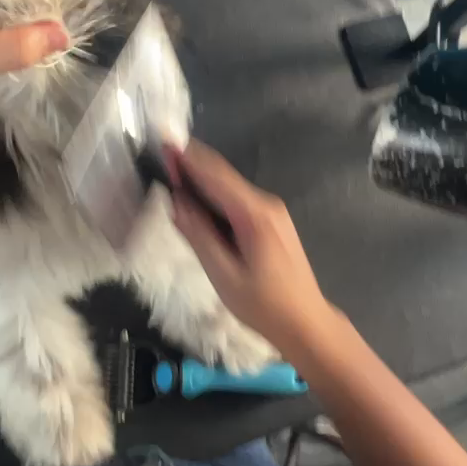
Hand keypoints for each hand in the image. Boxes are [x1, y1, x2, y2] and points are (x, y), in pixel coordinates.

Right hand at [165, 141, 338, 352]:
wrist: (306, 322)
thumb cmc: (263, 305)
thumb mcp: (223, 274)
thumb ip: (198, 235)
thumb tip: (176, 201)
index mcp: (255, 214)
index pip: (216, 174)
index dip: (188, 157)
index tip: (162, 143)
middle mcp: (266, 204)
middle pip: (223, 176)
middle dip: (192, 167)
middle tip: (160, 161)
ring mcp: (273, 212)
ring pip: (230, 188)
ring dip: (202, 183)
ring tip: (172, 179)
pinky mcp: (272, 222)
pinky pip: (238, 201)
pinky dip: (215, 198)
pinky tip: (198, 204)